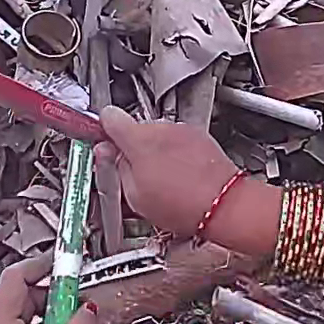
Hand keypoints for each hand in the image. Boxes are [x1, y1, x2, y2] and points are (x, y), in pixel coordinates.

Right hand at [97, 107, 239, 235]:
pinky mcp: (198, 135)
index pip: (109, 117)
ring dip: (153, 151)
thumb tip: (105, 155)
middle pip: (134, 129)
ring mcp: (181, 129)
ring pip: (156, 135)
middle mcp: (161, 128)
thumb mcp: (134, 196)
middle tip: (133, 175)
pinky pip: (176, 139)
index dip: (102, 129)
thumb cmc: (182, 205)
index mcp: (139, 140)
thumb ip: (115, 169)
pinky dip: (173, 152)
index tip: (101, 141)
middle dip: (131, 148)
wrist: (223, 204)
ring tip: (160, 179)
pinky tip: (178, 175)